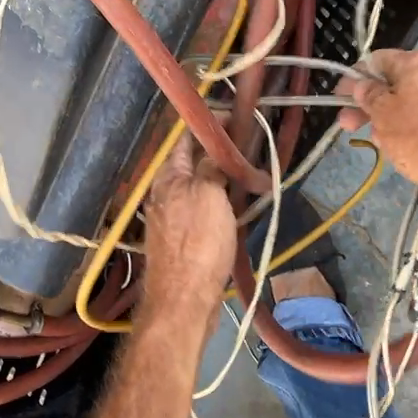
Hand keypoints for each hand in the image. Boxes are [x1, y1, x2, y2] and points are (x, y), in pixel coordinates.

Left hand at [141, 132, 236, 321]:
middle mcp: (166, 190)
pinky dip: (221, 202)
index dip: (209, 124)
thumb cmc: (197, 242)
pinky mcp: (184, 238)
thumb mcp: (209, 195)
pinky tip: (239, 207)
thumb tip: (216, 151)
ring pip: (201, 185)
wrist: (184, 300)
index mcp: (168, 174)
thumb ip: (211, 168)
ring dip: (223, 178)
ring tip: (251, 173)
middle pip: (193, 160)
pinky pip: (204, 209)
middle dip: (219, 151)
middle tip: (250, 146)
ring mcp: (173, 215)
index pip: (185, 136)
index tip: (235, 117)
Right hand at [338, 49, 417, 218]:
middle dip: (372, 105)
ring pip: (416, 103)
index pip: (377, 60)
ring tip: (383, 145)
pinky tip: (410, 150)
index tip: (342, 99)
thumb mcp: (383, 116)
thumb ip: (368, 96)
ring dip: (394, 119)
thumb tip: (364, 85)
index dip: (355, 79)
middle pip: (397, 83)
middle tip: (352, 126)